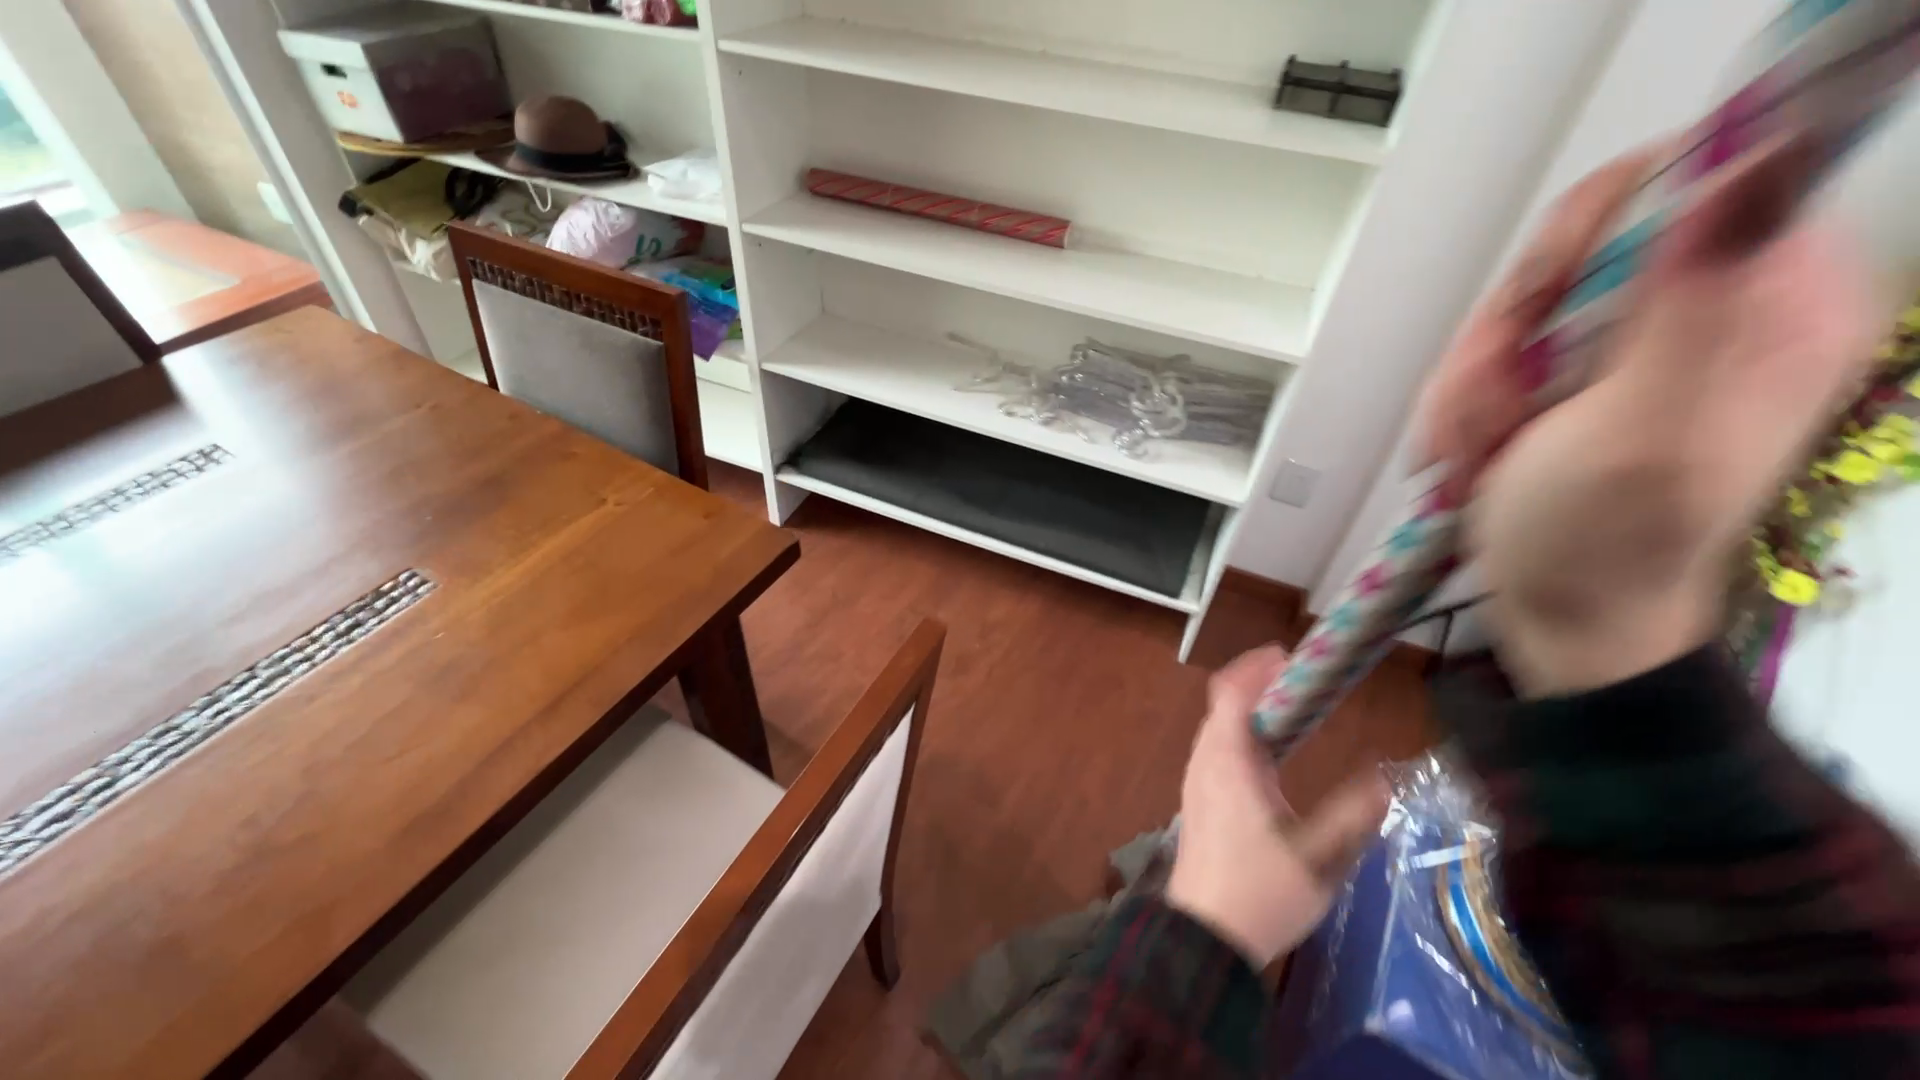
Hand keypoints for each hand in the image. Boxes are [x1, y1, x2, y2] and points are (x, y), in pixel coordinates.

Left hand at [1165, 646, 1388, 967]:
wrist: (1205, 938)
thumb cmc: (1261, 892)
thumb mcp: (1321, 857)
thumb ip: (1355, 813)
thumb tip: (1389, 777)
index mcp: (1228, 762)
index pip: (1232, 694)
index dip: (1255, 668)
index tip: (1289, 654)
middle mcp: (1204, 763)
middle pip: (1224, 706)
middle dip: (1260, 685)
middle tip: (1305, 680)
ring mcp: (1197, 783)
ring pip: (1219, 729)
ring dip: (1251, 711)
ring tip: (1295, 708)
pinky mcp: (1199, 803)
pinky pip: (1217, 751)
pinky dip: (1242, 736)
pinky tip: (1273, 754)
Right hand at [1417, 137, 1876, 695]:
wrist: (1555, 612)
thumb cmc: (1601, 543)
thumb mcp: (1646, 433)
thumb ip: (1694, 305)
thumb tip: (1756, 159)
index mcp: (1773, 301)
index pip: (1691, 174)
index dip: (1595, 226)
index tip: (1542, 305)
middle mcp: (1713, 302)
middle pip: (1582, 238)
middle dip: (1508, 328)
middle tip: (1496, 407)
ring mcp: (1636, 339)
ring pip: (1524, 296)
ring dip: (1474, 374)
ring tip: (1474, 447)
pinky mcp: (1576, 371)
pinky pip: (1496, 340)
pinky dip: (1464, 394)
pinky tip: (1469, 448)